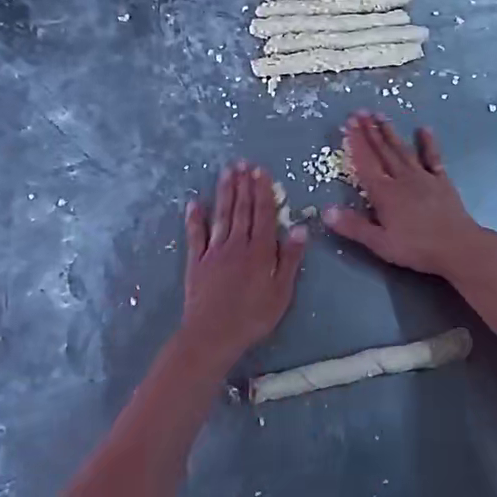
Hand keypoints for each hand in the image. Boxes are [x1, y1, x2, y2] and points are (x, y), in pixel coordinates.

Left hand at [178, 161, 307, 369]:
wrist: (213, 334)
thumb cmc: (253, 317)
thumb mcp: (281, 293)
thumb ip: (290, 259)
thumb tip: (301, 228)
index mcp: (260, 251)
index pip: (263, 214)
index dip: (262, 191)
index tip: (261, 171)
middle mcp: (237, 244)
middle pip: (242, 209)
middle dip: (243, 184)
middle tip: (243, 163)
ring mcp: (214, 250)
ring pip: (221, 215)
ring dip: (224, 192)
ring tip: (227, 171)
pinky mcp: (197, 260)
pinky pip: (196, 234)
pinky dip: (195, 218)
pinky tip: (194, 202)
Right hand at [324, 112, 490, 277]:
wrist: (460, 248)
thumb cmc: (417, 248)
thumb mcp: (380, 243)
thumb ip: (353, 226)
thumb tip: (325, 211)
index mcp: (384, 192)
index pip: (365, 162)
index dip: (356, 142)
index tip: (349, 123)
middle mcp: (401, 178)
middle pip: (382, 151)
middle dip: (370, 131)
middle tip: (360, 112)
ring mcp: (423, 177)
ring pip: (402, 150)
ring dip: (390, 133)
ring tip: (381, 115)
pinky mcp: (442, 181)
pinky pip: (433, 158)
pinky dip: (428, 143)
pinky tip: (424, 129)